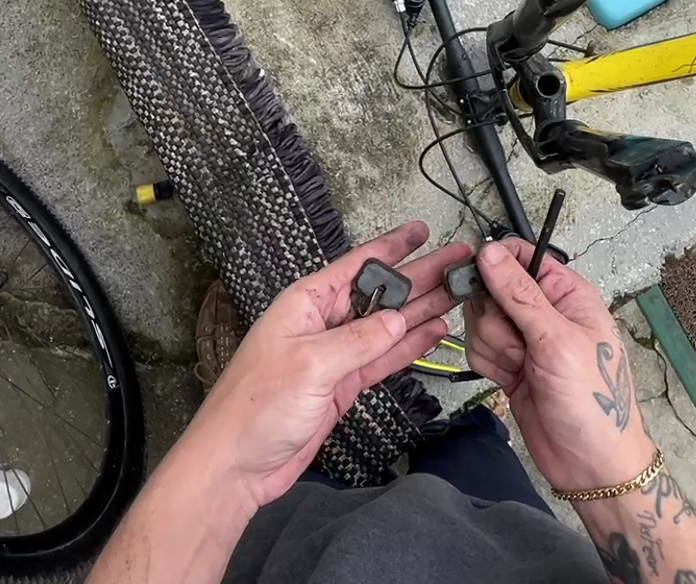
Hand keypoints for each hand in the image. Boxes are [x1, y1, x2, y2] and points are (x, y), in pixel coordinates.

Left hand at [176, 221, 468, 508]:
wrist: (236, 464)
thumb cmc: (258, 404)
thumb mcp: (311, 363)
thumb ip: (359, 340)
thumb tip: (400, 319)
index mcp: (308, 300)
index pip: (357, 264)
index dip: (391, 246)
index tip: (421, 230)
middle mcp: (324, 320)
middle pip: (380, 293)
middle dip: (419, 276)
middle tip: (458, 262)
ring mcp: (336, 353)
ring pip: (387, 325)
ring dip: (421, 310)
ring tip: (457, 293)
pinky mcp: (343, 383)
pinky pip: (382, 357)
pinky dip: (408, 346)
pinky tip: (434, 332)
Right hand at [466, 238, 653, 490]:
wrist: (589, 467)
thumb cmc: (593, 402)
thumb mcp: (557, 340)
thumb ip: (518, 293)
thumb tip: (490, 251)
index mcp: (566, 292)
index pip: (521, 255)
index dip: (495, 263)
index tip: (479, 279)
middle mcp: (543, 309)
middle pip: (492, 288)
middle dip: (495, 318)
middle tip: (519, 343)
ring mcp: (524, 337)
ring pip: (480, 319)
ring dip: (493, 345)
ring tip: (520, 367)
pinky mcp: (508, 361)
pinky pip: (477, 346)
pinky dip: (488, 363)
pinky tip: (509, 379)